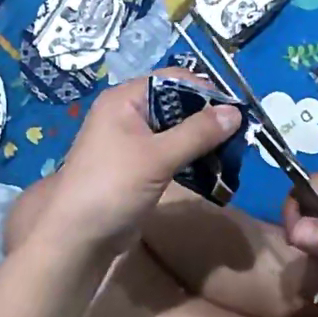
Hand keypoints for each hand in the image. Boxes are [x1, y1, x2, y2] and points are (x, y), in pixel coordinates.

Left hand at [36, 70, 242, 250]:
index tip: (236, 111)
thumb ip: (198, 133)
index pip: (173, 79)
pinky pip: (172, 152)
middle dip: (208, 118)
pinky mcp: (139, 166)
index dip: (206, 91)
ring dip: (203, 140)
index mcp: (126, 99)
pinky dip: (192, 157)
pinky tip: (213, 169)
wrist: (78, 237)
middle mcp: (128, 113)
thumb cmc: (113, 187)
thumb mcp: (158, 157)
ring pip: (177, 130)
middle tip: (239, 135)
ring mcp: (133, 141)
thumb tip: (236, 112)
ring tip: (231, 154)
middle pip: (177, 104)